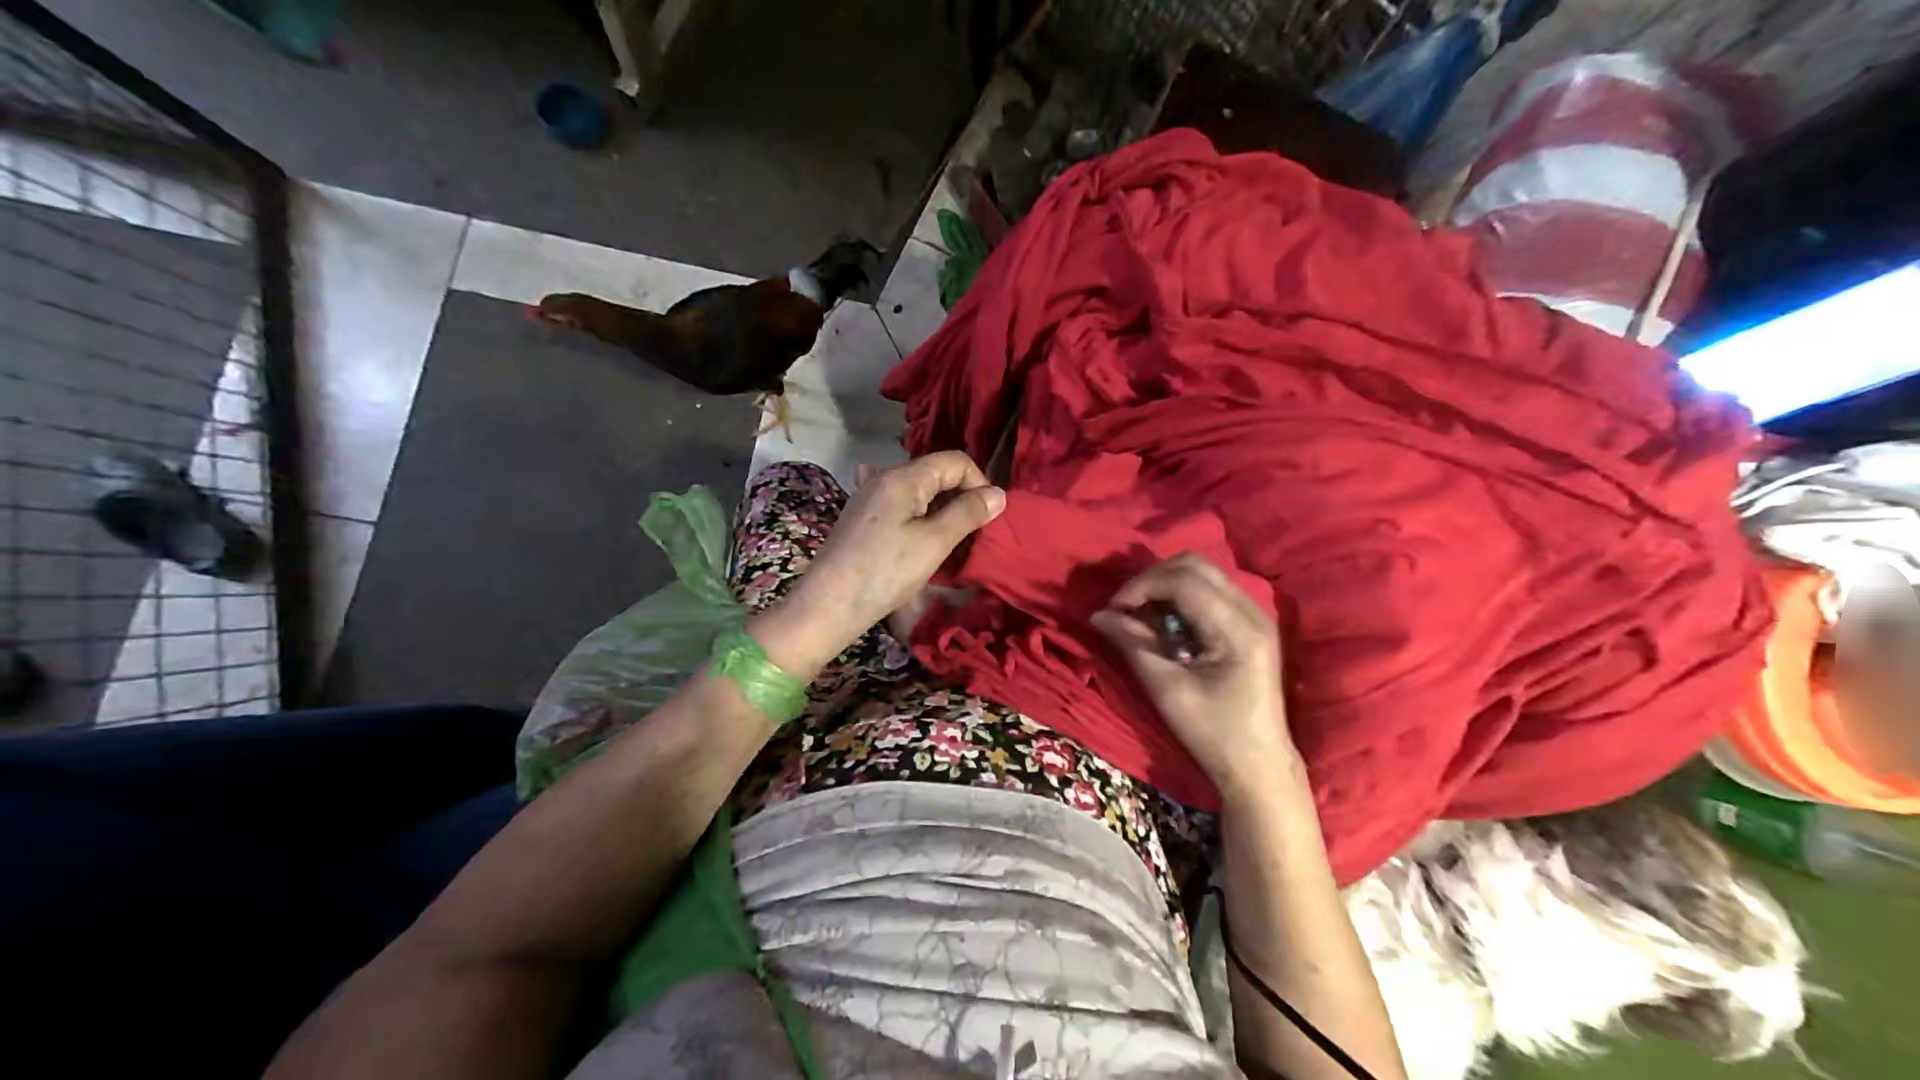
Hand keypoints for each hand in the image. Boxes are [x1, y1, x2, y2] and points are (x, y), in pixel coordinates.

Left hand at [771, 452, 1004, 666]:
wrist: (828, 606)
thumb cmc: (885, 573)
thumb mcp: (934, 543)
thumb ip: (967, 514)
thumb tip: (998, 494)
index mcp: (902, 477)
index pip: (954, 461)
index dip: (978, 482)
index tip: (987, 517)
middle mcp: (883, 478)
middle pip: (935, 474)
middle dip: (961, 498)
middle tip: (973, 534)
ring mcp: (869, 498)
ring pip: (919, 493)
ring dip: (941, 512)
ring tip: (951, 543)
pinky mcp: (862, 520)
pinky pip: (901, 508)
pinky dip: (920, 520)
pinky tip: (921, 542)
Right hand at [1091, 554, 1304, 804]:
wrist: (1258, 765)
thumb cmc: (1212, 734)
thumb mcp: (1167, 691)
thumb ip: (1134, 645)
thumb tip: (1098, 615)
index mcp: (1239, 631)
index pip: (1184, 581)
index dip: (1142, 585)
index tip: (1114, 608)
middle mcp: (1253, 612)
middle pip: (1195, 565)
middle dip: (1152, 578)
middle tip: (1126, 607)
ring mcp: (1256, 615)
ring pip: (1203, 572)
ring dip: (1165, 584)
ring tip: (1142, 614)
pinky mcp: (1251, 623)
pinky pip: (1210, 589)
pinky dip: (1180, 595)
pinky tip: (1166, 622)